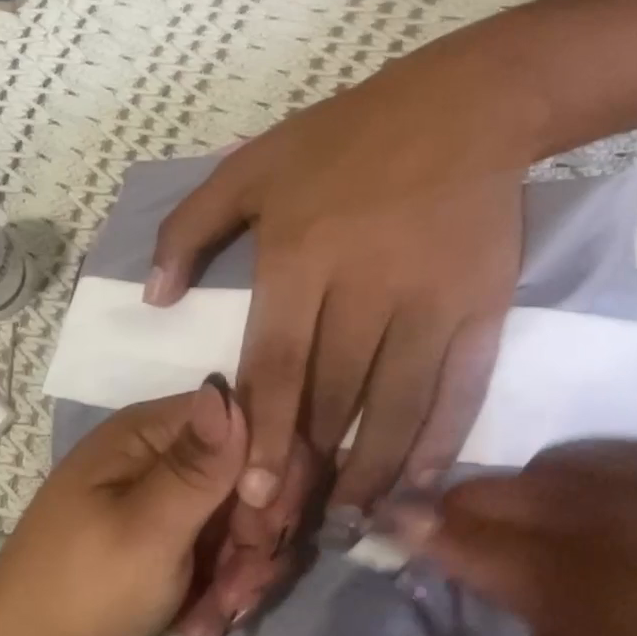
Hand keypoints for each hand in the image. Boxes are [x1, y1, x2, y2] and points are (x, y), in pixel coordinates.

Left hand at [0, 379, 249, 635]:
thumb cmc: (85, 586)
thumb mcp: (147, 529)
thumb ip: (197, 468)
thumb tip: (221, 387)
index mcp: (147, 433)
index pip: (243, 419)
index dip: (270, 470)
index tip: (267, 527)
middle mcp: (156, 453)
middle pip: (249, 475)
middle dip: (256, 536)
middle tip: (239, 589)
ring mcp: (159, 495)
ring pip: (241, 520)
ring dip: (239, 572)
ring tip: (214, 614)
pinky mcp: (163, 534)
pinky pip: (217, 549)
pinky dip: (218, 586)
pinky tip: (201, 621)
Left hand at [150, 49, 531, 635]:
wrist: (462, 108)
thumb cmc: (338, 141)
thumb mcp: (245, 170)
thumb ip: (189, 232)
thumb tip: (154, 298)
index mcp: (297, 261)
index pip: (276, 365)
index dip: (263, 433)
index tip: (253, 495)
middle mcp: (362, 292)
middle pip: (333, 399)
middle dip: (312, 467)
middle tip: (293, 527)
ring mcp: (429, 305)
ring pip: (397, 406)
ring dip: (373, 470)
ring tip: (351, 518)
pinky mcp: (482, 310)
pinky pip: (460, 388)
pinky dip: (441, 440)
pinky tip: (421, 480)